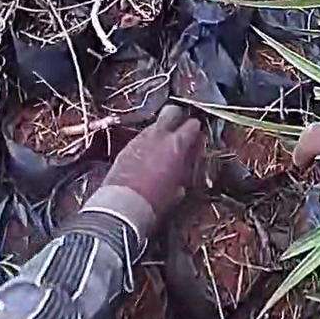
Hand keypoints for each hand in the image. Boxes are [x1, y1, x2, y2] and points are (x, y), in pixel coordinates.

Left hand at [101, 104, 203, 219]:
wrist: (122, 206)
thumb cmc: (156, 200)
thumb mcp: (180, 187)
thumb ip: (185, 169)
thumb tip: (186, 163)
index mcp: (177, 144)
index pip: (193, 124)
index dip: (196, 130)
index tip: (196, 137)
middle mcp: (159, 135)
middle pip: (172, 112)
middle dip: (178, 118)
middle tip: (180, 131)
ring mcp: (140, 138)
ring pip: (155, 125)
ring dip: (161, 133)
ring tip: (162, 149)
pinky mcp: (126, 146)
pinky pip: (141, 138)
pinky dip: (146, 144)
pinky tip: (146, 158)